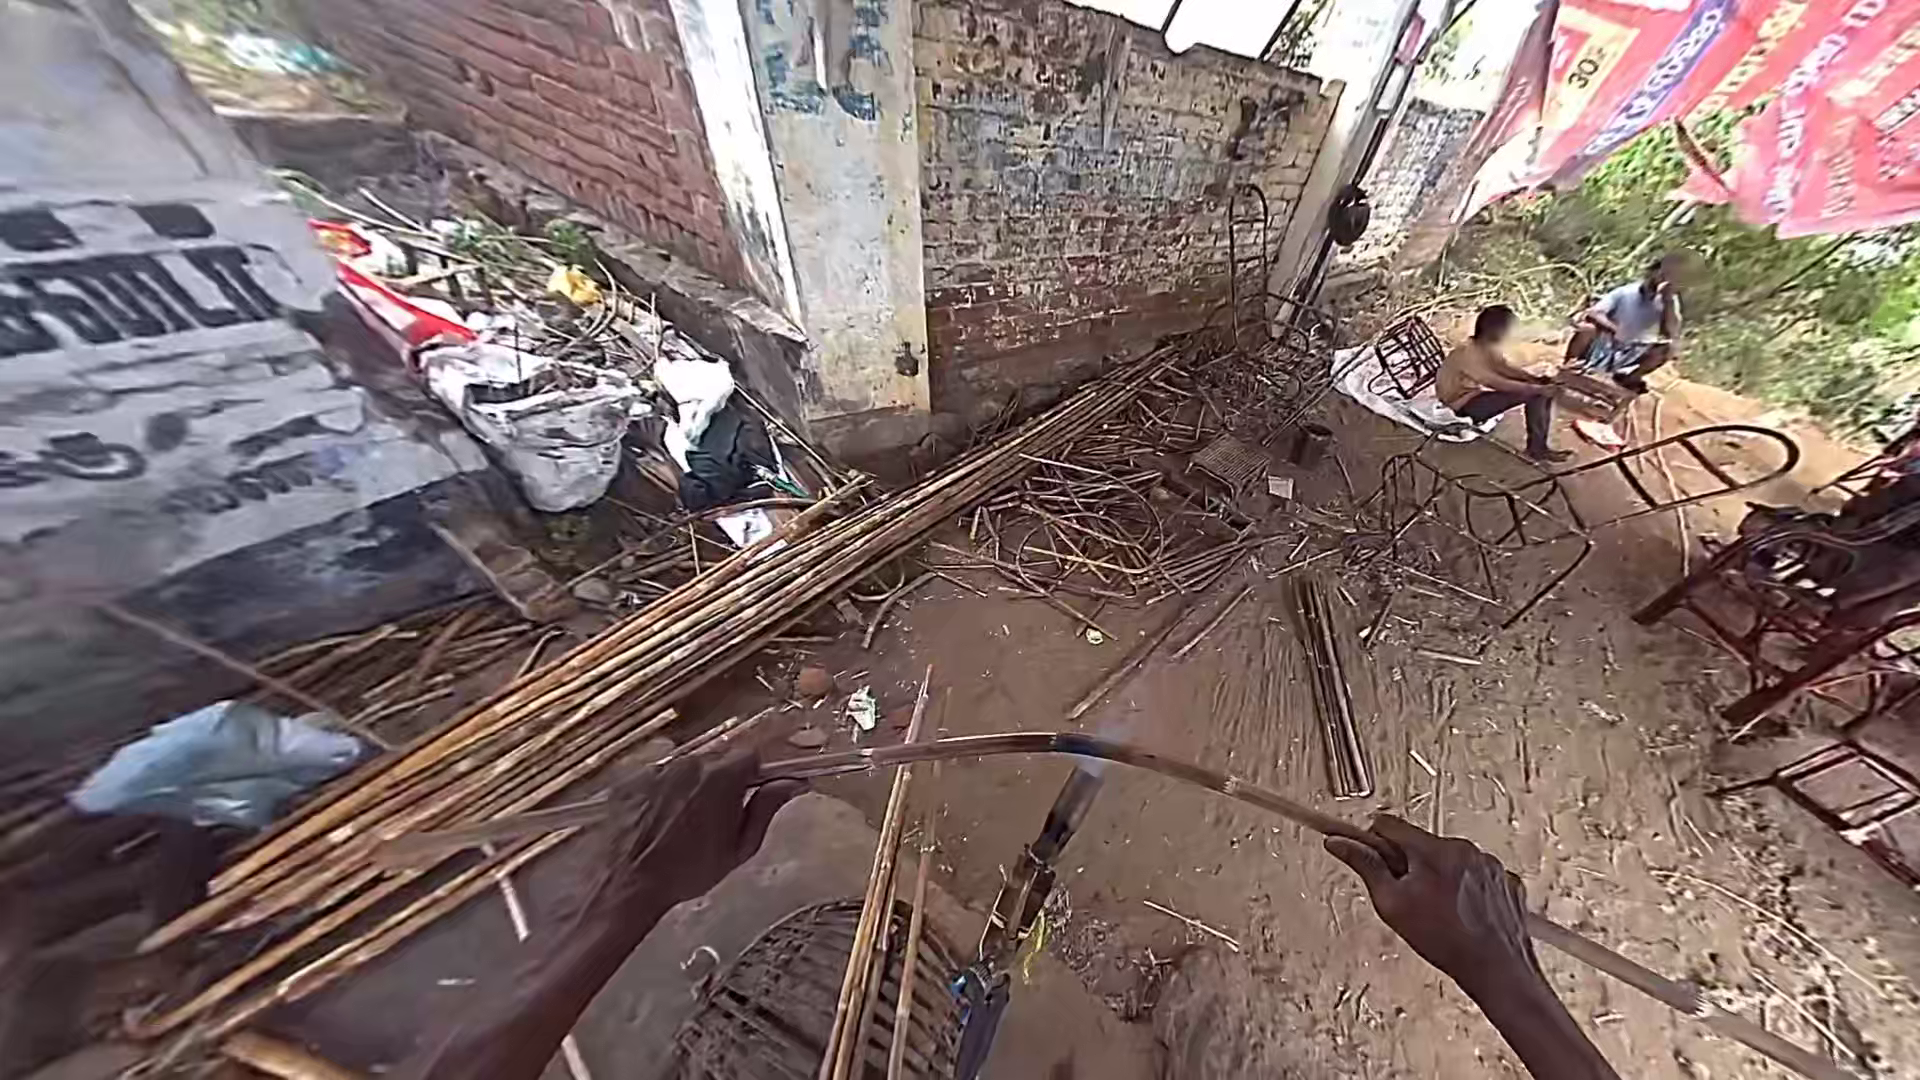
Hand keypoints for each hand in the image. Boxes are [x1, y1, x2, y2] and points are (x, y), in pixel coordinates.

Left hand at [582, 749, 805, 922]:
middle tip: (722, 812)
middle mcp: (694, 762)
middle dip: (728, 779)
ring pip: (693, 766)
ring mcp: (663, 768)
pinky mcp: (637, 778)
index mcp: (724, 775)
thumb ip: (767, 808)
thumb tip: (790, 782)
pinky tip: (664, 818)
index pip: (753, 755)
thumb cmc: (689, 871)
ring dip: (698, 784)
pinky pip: (665, 775)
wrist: (625, 887)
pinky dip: (670, 790)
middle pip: (722, 758)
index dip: (756, 774)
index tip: (754, 792)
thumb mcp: (740, 847)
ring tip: (689, 819)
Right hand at [1324, 815, 1541, 998]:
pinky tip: (1461, 908)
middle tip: (1408, 892)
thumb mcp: (1390, 902)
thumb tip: (1337, 841)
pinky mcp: (1507, 882)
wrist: (1501, 977)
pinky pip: (1473, 870)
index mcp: (1433, 850)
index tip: (1372, 856)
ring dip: (1436, 871)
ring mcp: (1490, 865)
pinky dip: (1464, 883)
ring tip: (1438, 905)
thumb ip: (1363, 864)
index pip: (1387, 824)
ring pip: (1445, 855)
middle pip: (1418, 841)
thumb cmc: (1446, 942)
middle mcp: (1464, 850)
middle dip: (1408, 860)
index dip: (1374, 841)